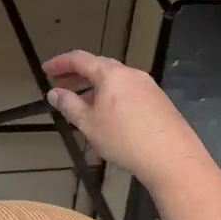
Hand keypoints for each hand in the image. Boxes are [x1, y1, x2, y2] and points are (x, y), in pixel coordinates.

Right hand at [43, 50, 209, 185]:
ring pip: (116, 80)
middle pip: (99, 66)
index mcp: (111, 74)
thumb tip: (54, 93)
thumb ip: (69, 105)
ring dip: (95, 87)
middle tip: (61, 85)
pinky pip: (130, 91)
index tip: (45, 70)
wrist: (175, 160)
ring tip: (83, 104)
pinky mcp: (161, 103)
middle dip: (77, 74)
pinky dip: (113, 96)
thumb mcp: (89, 124)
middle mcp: (131, 74)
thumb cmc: (125, 139)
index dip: (59, 63)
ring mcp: (149, 87)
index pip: (79, 59)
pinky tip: (110, 116)